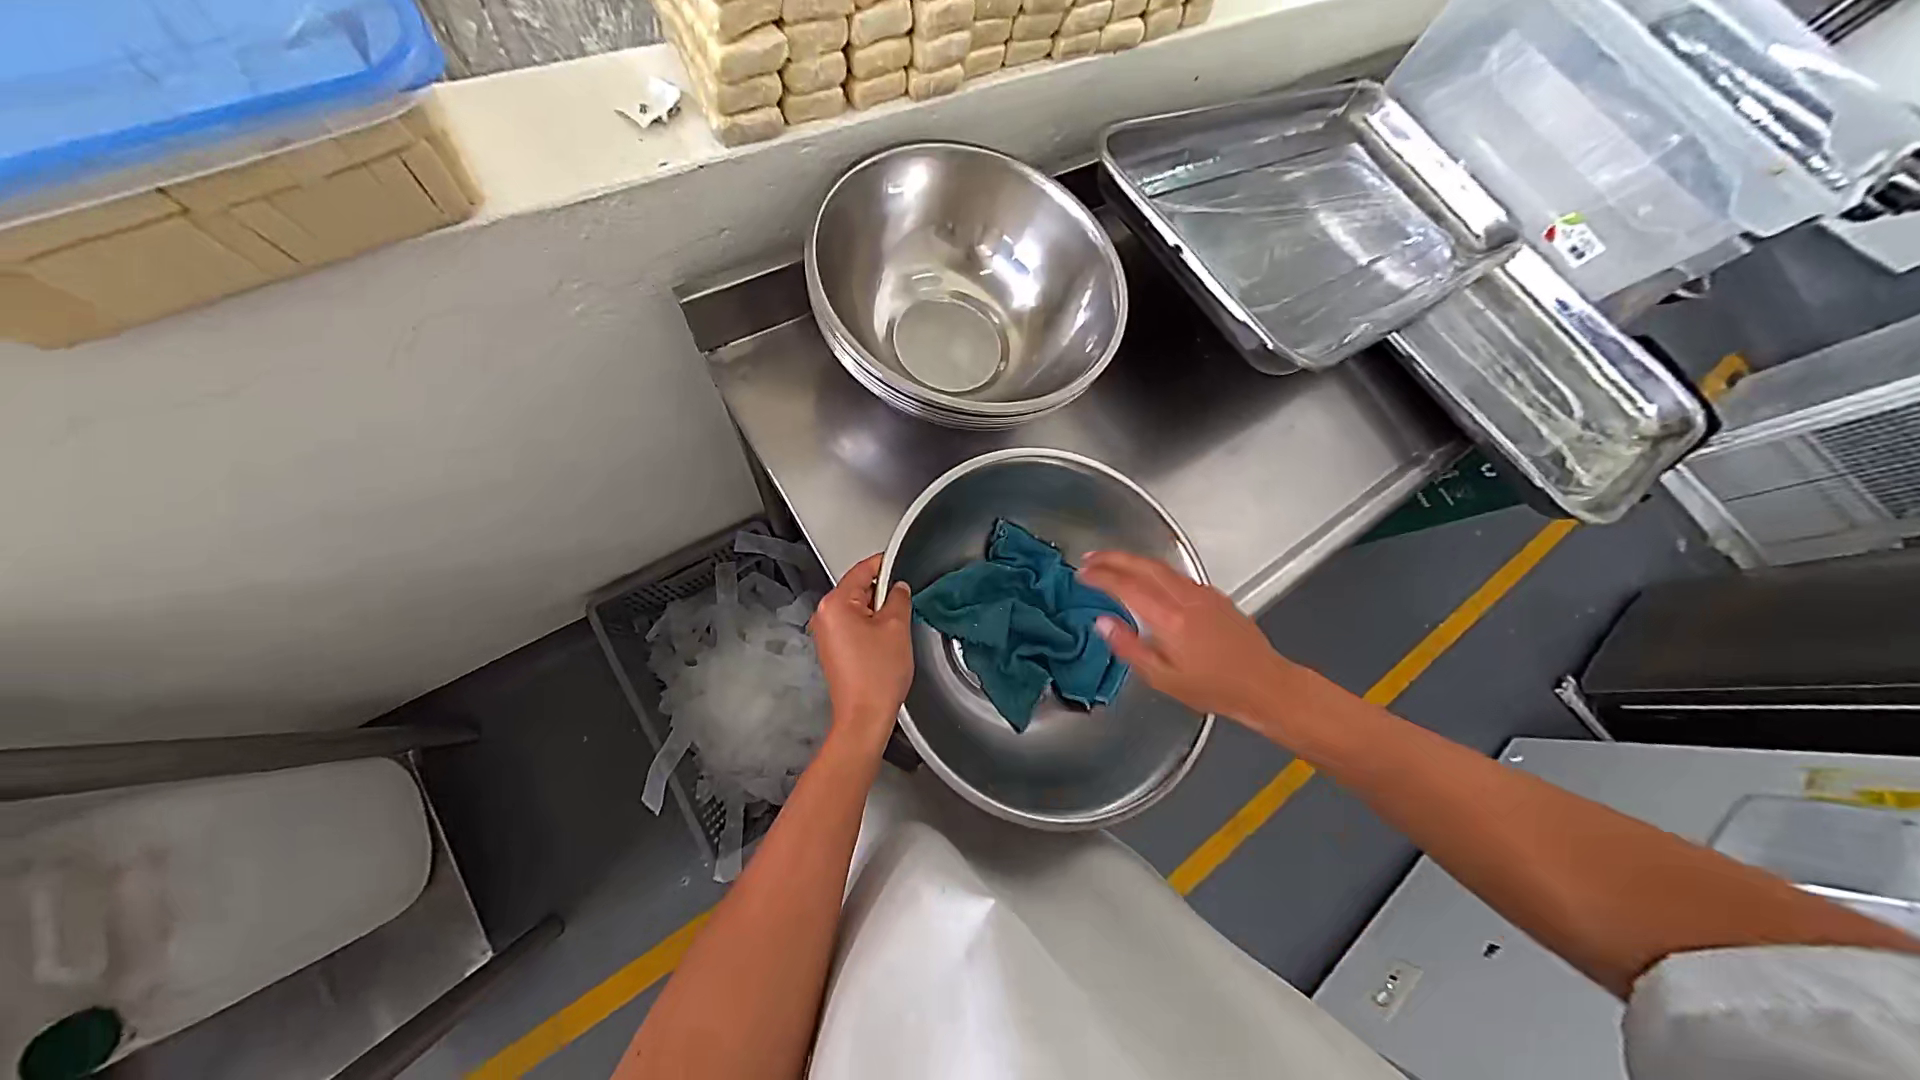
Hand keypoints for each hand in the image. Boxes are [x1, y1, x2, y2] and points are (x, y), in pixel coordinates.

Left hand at [810, 553, 913, 748]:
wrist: (865, 716)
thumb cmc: (875, 678)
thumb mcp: (896, 627)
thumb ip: (898, 598)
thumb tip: (898, 588)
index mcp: (835, 604)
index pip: (862, 570)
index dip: (884, 563)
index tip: (897, 560)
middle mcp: (825, 616)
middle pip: (859, 588)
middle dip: (883, 593)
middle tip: (902, 606)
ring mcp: (827, 634)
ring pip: (858, 608)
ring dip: (878, 613)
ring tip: (893, 632)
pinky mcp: (834, 648)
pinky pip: (855, 626)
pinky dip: (871, 628)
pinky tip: (885, 644)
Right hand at [1079, 551, 1294, 729]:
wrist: (1265, 684)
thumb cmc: (1215, 688)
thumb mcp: (1163, 678)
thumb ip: (1129, 647)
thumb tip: (1103, 624)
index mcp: (1170, 618)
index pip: (1127, 586)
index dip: (1101, 577)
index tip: (1082, 574)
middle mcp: (1186, 598)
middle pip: (1143, 566)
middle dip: (1113, 558)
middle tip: (1090, 558)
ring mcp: (1203, 594)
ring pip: (1161, 567)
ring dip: (1132, 561)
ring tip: (1111, 563)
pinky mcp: (1215, 596)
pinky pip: (1177, 575)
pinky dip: (1153, 570)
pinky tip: (1147, 578)